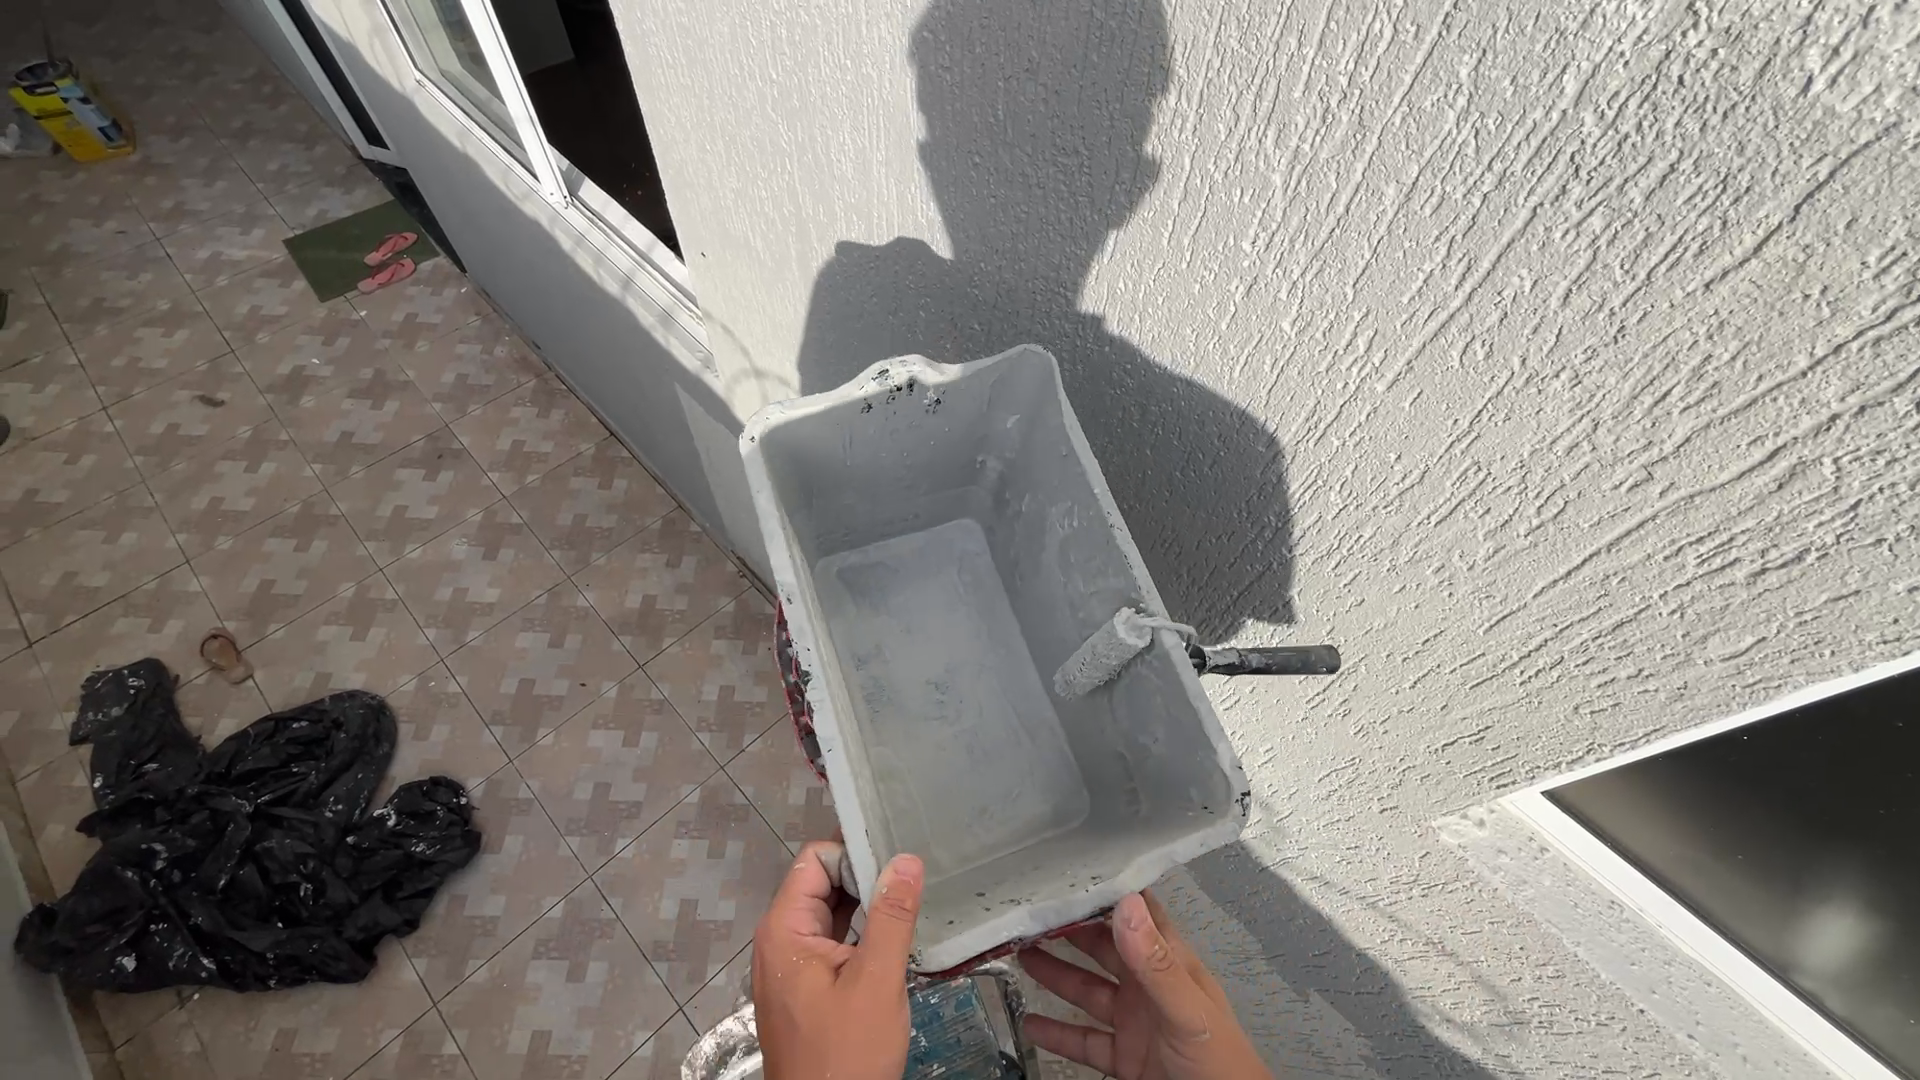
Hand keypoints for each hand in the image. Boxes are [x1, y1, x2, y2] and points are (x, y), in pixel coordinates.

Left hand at [754, 841, 924, 1079]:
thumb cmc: (847, 1055)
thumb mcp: (876, 980)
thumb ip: (891, 915)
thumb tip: (906, 858)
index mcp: (785, 929)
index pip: (815, 859)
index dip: (854, 854)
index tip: (895, 864)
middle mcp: (781, 939)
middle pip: (822, 881)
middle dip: (864, 877)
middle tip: (910, 880)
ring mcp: (793, 964)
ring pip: (831, 910)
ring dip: (866, 905)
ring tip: (908, 901)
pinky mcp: (807, 986)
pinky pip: (834, 939)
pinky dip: (861, 931)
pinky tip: (893, 934)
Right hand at [1020, 891, 1271, 1079]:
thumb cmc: (1222, 1064)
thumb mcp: (1185, 1008)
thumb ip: (1155, 961)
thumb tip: (1126, 904)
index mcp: (1170, 963)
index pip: (1137, 913)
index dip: (1107, 892)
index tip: (1071, 874)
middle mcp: (1149, 987)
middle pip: (1103, 947)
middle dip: (1069, 930)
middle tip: (1034, 914)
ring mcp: (1135, 1023)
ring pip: (1086, 990)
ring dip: (1056, 974)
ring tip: (1022, 956)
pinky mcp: (1124, 1058)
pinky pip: (1083, 1040)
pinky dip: (1057, 1033)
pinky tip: (1033, 1024)